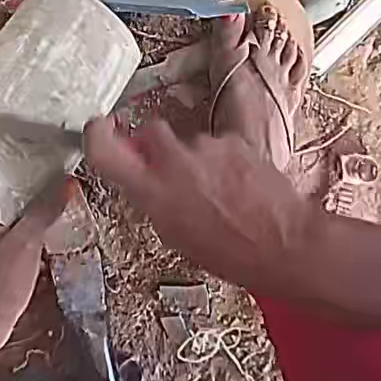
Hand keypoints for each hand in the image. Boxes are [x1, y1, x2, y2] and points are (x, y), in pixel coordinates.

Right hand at [85, 116, 320, 298]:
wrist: (285, 244)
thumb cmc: (229, 253)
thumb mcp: (175, 235)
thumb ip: (154, 199)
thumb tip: (147, 183)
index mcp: (151, 191)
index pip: (104, 149)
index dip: (96, 134)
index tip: (98, 127)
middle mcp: (173, 162)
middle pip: (152, 131)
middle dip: (158, 145)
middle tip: (173, 169)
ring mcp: (205, 147)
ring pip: (191, 142)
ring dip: (197, 158)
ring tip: (219, 190)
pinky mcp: (233, 141)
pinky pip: (219, 144)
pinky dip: (224, 160)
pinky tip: (239, 185)